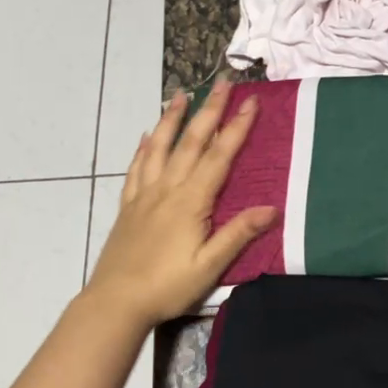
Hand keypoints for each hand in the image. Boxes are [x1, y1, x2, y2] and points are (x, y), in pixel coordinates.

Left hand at [85, 80, 277, 327]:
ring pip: (160, 147)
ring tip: (180, 95)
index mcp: (191, 201)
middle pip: (191, 142)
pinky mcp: (128, 206)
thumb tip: (272, 208)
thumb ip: (238, 234)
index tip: (252, 102)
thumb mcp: (210, 266)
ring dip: (172, 119)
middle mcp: (167, 189)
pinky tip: (146, 135)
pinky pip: (137, 168)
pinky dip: (143, 148)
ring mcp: (144, 195)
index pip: (220, 156)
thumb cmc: (167, 287)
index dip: (237, 127)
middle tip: (221, 83)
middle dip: (209, 111)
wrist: (115, 303)